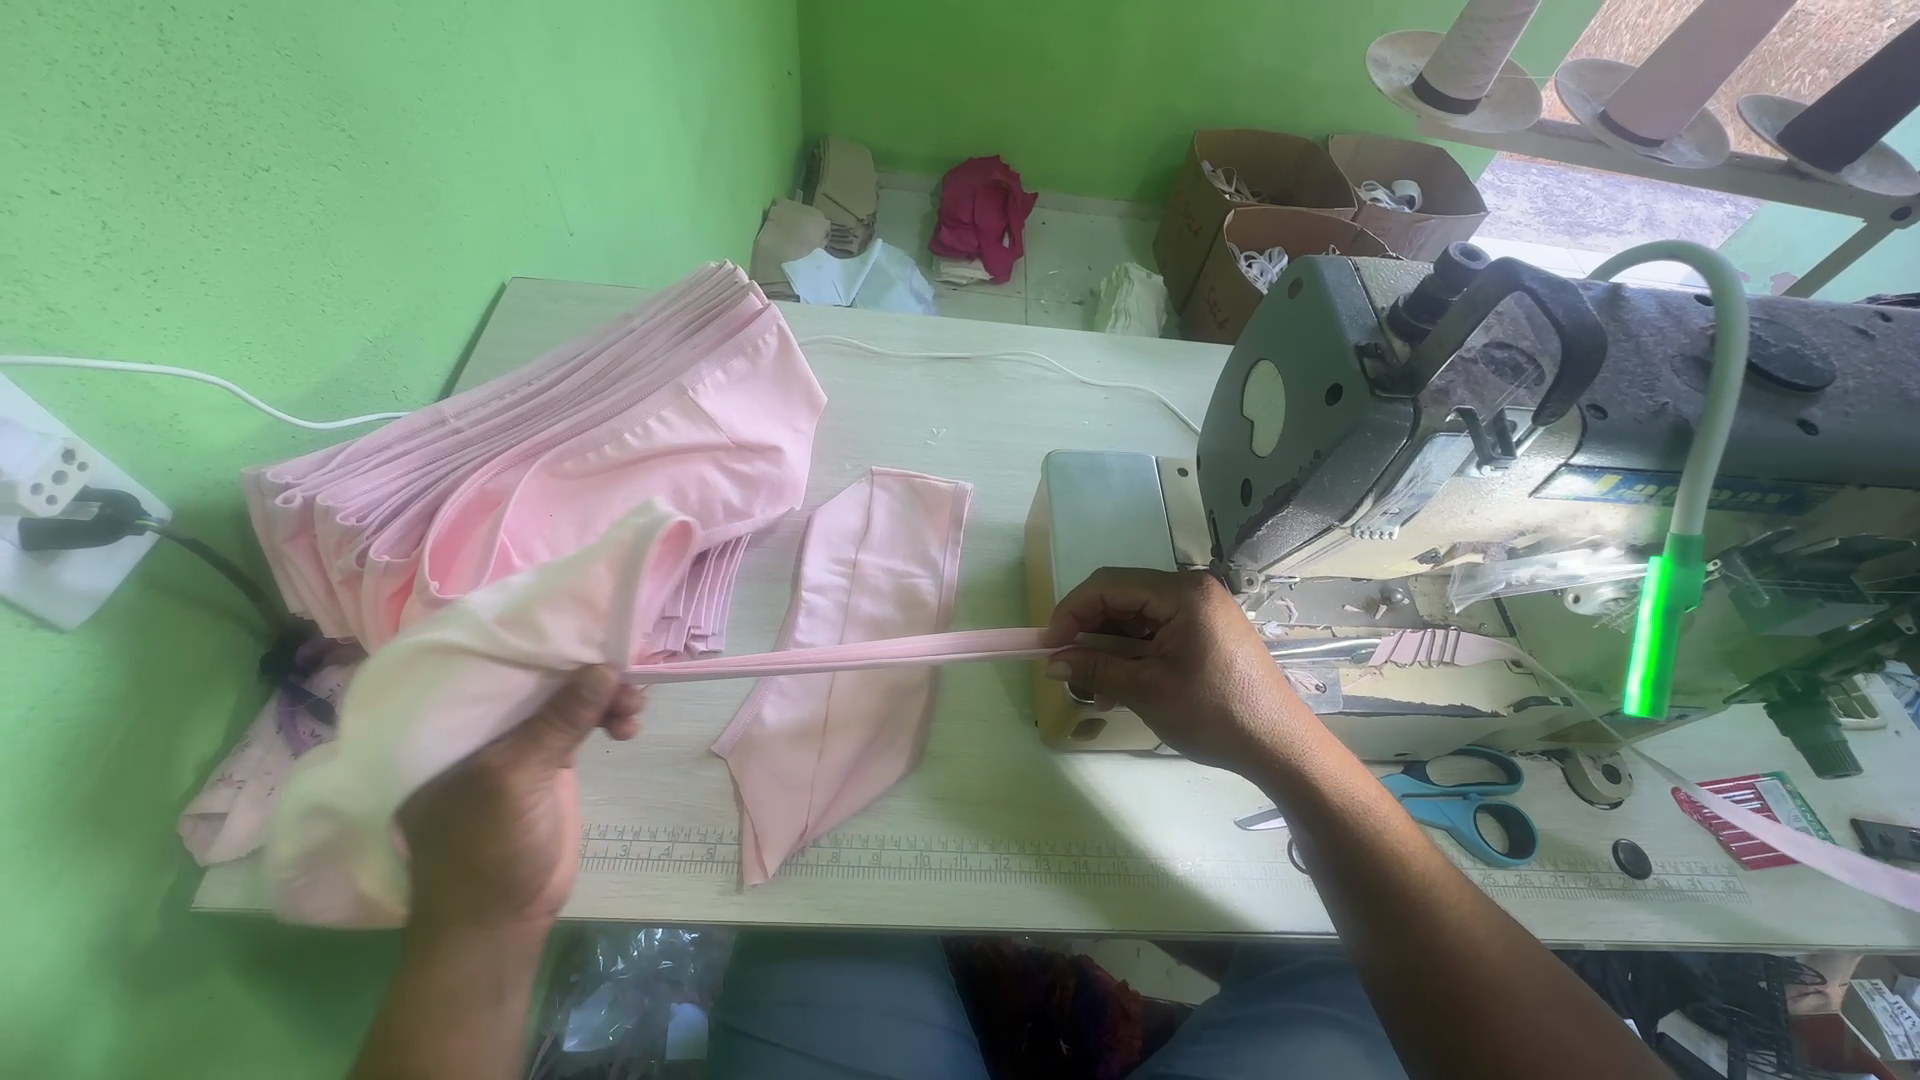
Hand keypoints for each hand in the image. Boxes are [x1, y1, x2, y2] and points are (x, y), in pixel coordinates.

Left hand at [398, 667, 643, 933]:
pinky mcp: (551, 765)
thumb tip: (604, 668)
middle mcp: (485, 727)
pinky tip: (628, 727)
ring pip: (568, 701)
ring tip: (635, 709)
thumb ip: (557, 722)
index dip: (544, 646)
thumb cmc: (486, 849)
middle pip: (540, 680)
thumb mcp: (516, 778)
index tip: (593, 632)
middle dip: (586, 673)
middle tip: (629, 681)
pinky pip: (582, 725)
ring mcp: (520, 746)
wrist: (500, 920)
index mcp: (453, 725)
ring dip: (606, 697)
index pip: (498, 666)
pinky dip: (608, 718)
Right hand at [1043, 568, 1313, 773]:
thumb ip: (1095, 668)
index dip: (1072, 612)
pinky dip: (1131, 657)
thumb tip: (1052, 662)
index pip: (1109, 585)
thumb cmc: (1213, 713)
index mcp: (1182, 593)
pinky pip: (1155, 634)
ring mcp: (1200, 612)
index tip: (1049, 645)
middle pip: (1121, 599)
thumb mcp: (1146, 690)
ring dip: (1108, 650)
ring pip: (1135, 620)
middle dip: (1088, 633)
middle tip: (1066, 668)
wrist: (1278, 746)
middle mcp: (1192, 591)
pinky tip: (1117, 688)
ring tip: (1094, 689)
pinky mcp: (1204, 634)